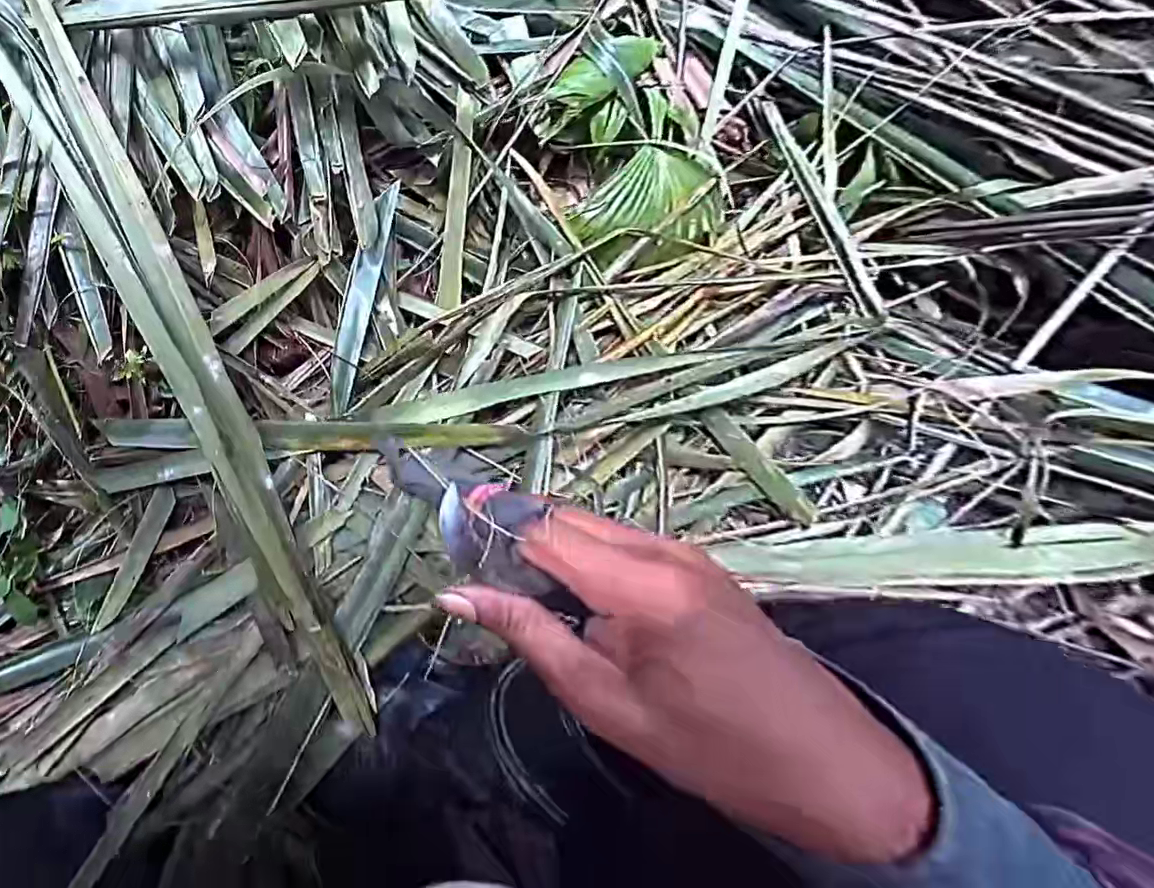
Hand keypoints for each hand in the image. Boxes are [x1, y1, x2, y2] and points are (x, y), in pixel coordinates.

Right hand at [436, 507, 934, 864]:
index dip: (489, 522)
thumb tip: (454, 594)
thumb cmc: (709, 748)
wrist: (837, 773)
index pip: (542, 530)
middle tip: (466, 544)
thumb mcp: (603, 700)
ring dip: (539, 532)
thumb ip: (526, 634)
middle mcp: (662, 552)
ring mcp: (682, 552)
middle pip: (561, 515)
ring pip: (586, 520)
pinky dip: (573, 544)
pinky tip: (557, 576)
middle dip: (508, 521)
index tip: (449, 525)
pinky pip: (614, 536)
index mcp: (641, 588)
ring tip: (502, 561)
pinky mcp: (692, 562)